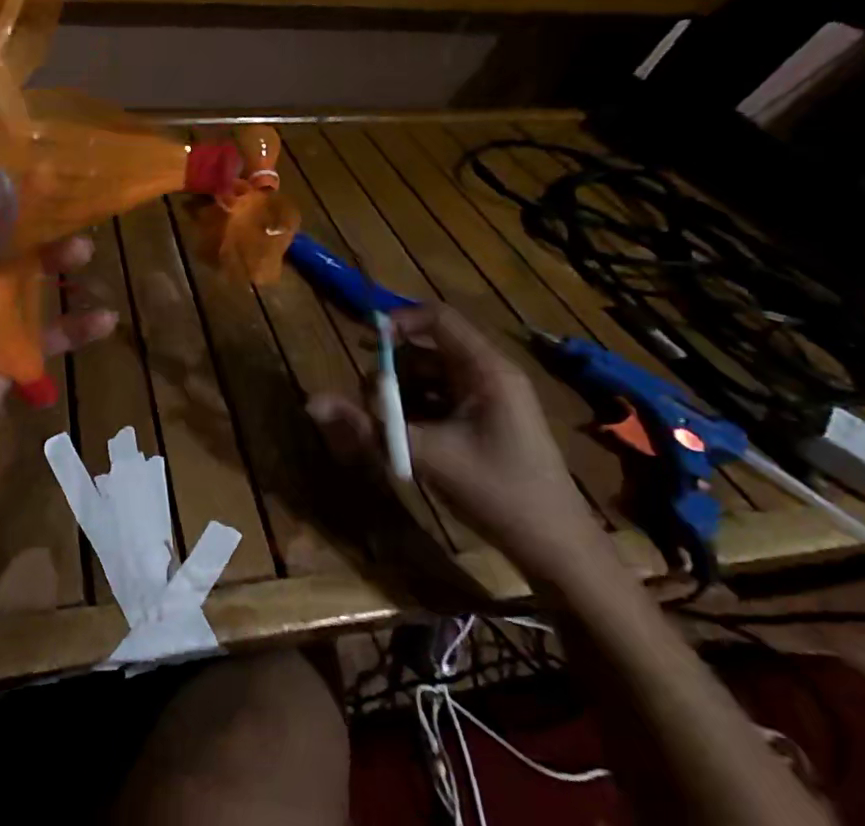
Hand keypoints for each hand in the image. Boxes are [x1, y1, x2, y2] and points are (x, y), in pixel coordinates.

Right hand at [306, 305, 608, 583]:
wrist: (553, 545)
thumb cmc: (498, 491)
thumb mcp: (424, 454)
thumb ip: (365, 425)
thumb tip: (310, 402)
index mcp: (486, 371)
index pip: (437, 319)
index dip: (396, 322)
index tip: (360, 342)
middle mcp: (485, 376)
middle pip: (422, 350)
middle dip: (388, 372)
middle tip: (368, 406)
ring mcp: (483, 399)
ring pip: (422, 378)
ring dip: (395, 397)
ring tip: (383, 432)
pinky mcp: (477, 421)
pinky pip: (432, 401)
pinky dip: (409, 414)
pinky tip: (400, 443)